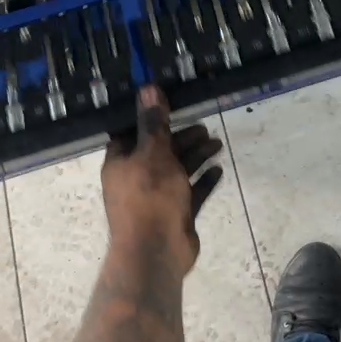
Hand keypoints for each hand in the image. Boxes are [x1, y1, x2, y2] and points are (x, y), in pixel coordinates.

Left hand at [102, 85, 223, 276]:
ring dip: (196, 156)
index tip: (173, 105)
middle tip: (205, 127)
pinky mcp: (174, 215)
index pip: (133, 133)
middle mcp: (135, 179)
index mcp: (121, 162)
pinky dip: (203, 180)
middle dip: (182, 138)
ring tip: (217, 144)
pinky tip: (219, 170)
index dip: (152, 119)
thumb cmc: (149, 197)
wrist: (156, 254)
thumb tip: (148, 88)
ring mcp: (156, 199)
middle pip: (160, 151)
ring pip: (177, 170)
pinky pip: (190, 192)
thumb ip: (153, 122)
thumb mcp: (153, 152)